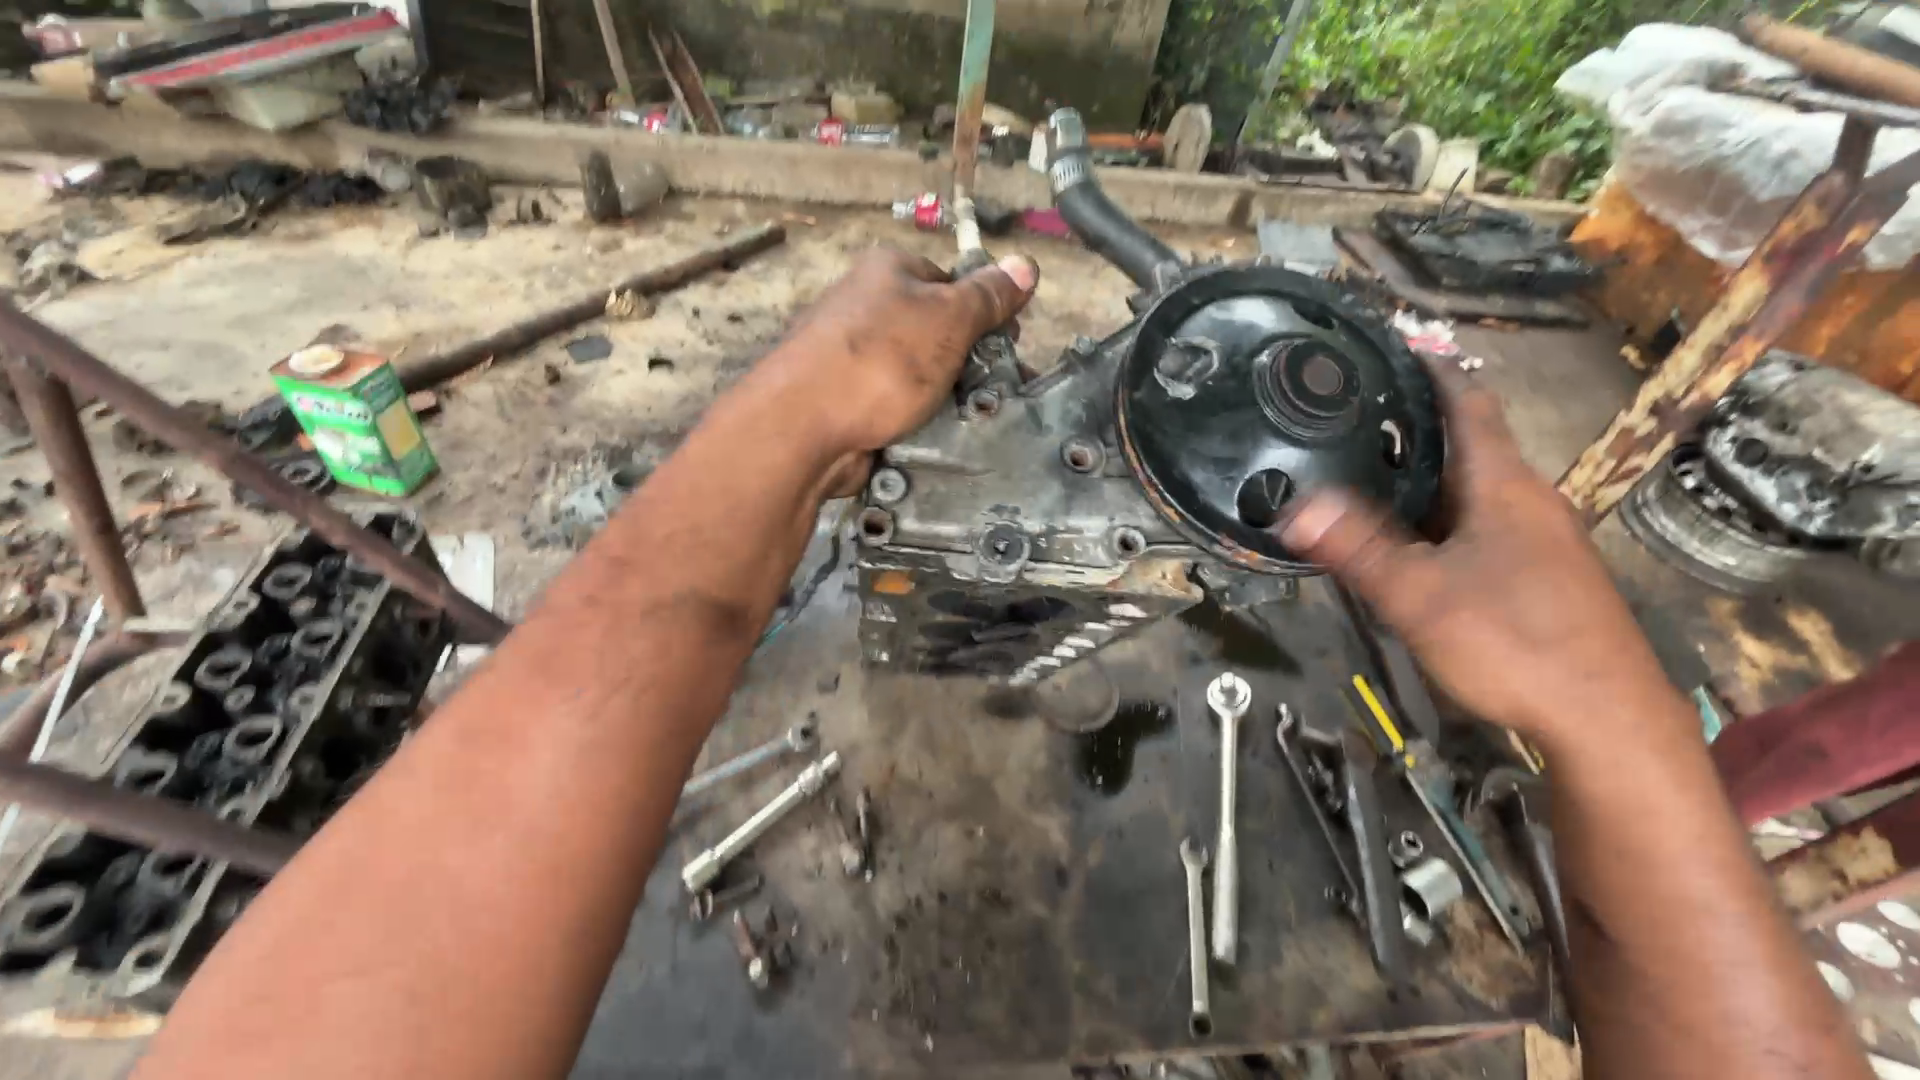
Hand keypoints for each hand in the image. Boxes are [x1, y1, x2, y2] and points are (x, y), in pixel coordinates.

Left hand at [767, 247, 1038, 455]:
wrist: (802, 428)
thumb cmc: (880, 361)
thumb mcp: (948, 319)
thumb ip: (987, 296)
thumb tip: (1026, 265)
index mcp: (888, 271)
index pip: (950, 280)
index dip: (984, 311)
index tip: (1008, 344)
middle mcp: (865, 307)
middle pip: (935, 330)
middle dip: (968, 359)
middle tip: (997, 388)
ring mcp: (852, 357)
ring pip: (918, 373)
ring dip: (945, 395)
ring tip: (974, 418)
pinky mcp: (845, 401)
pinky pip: (895, 406)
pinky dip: (917, 420)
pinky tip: (934, 436)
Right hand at [1278, 362, 1681, 751]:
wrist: (1607, 721)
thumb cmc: (1513, 641)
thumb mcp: (1418, 595)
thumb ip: (1356, 549)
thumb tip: (1296, 506)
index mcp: (1503, 488)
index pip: (1469, 407)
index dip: (1435, 372)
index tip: (1399, 345)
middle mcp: (1528, 502)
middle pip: (1468, 449)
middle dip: (1415, 430)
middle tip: (1355, 417)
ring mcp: (1541, 542)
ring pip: (1472, 492)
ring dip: (1426, 479)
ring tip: (1368, 473)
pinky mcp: (1543, 578)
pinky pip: (1481, 527)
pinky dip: (1440, 518)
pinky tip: (1411, 543)